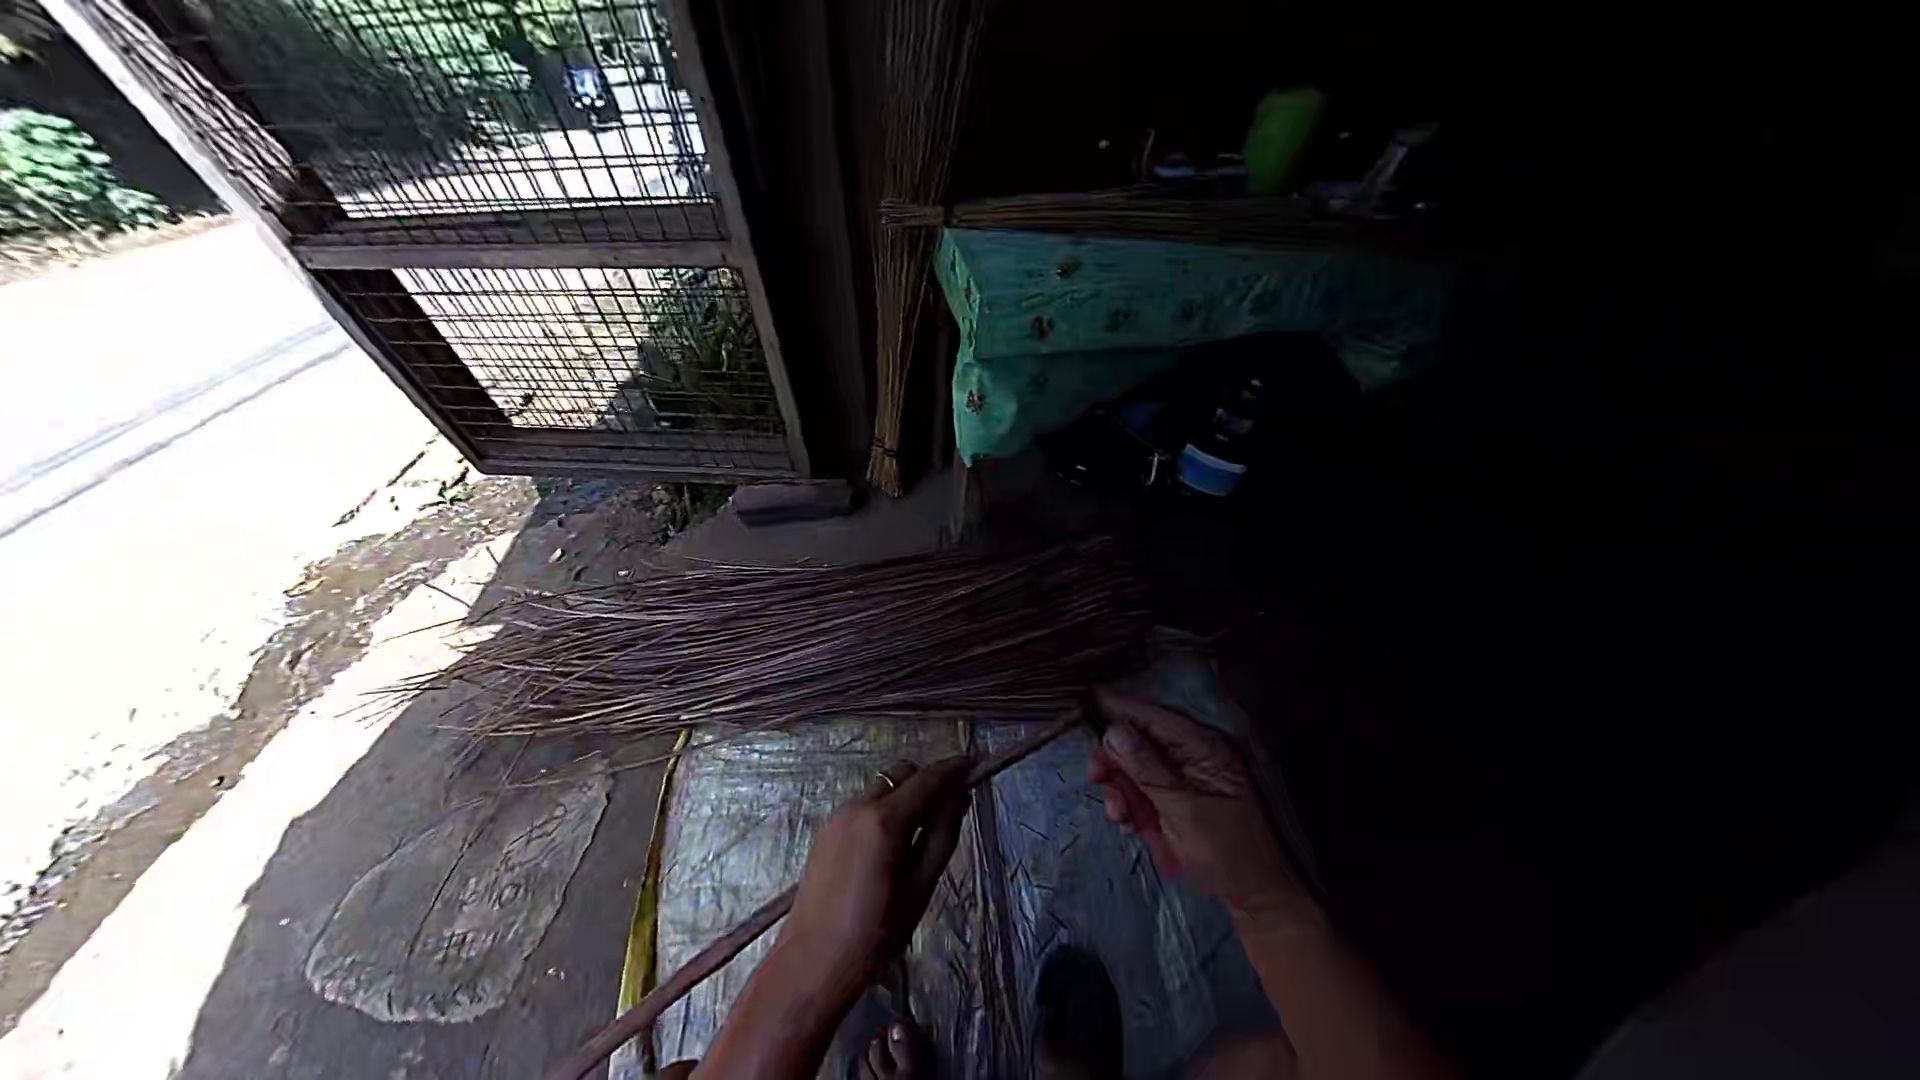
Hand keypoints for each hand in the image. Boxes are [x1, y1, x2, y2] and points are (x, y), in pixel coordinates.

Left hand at [776, 756, 970, 1000]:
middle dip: (927, 781)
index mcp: (885, 820)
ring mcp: (838, 816)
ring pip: (881, 787)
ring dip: (904, 796)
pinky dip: (883, 810)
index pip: (928, 779)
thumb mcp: (920, 887)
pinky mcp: (826, 831)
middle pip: (902, 773)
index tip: (974, 765)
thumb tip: (959, 798)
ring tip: (919, 835)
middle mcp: (859, 806)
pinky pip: (863, 805)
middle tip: (947, 809)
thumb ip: (942, 835)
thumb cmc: (875, 934)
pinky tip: (889, 847)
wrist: (812, 964)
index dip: (954, 769)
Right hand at [1090, 689, 1301, 913]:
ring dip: (1119, 788)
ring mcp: (1180, 778)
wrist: (1253, 898)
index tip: (1089, 700)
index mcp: (1203, 749)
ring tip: (1121, 815)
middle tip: (1097, 778)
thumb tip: (1114, 731)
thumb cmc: (1229, 853)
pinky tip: (1129, 822)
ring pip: (1132, 767)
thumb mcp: (1184, 811)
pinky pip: (1137, 790)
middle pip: (1138, 740)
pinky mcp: (1171, 799)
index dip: (1121, 708)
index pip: (1155, 717)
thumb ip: (1146, 770)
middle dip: (1114, 760)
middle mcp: (1190, 756)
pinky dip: (1128, 804)